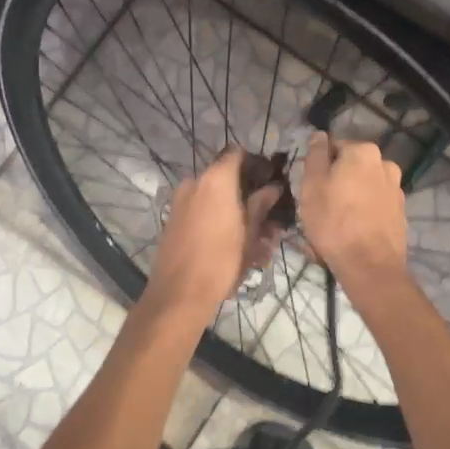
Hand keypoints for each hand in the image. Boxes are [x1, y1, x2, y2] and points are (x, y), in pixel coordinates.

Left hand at [146, 149, 281, 318]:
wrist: (178, 295)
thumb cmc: (221, 260)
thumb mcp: (249, 233)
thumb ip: (261, 205)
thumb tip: (273, 187)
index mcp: (215, 179)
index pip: (238, 153)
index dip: (257, 163)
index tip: (273, 180)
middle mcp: (195, 183)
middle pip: (229, 179)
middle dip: (252, 197)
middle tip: (273, 219)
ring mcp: (182, 202)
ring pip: (218, 201)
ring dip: (241, 215)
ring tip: (263, 244)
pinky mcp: (176, 221)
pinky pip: (205, 214)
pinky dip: (223, 224)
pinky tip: (243, 251)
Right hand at [298, 132, 407, 286]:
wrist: (370, 266)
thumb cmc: (334, 222)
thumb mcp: (312, 186)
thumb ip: (316, 155)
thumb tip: (320, 134)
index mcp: (363, 152)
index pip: (334, 148)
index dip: (321, 168)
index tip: (313, 189)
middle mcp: (385, 163)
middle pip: (352, 167)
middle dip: (338, 182)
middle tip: (322, 207)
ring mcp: (396, 188)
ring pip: (364, 186)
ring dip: (352, 197)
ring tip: (337, 223)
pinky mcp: (401, 211)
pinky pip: (376, 204)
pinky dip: (365, 211)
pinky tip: (354, 231)